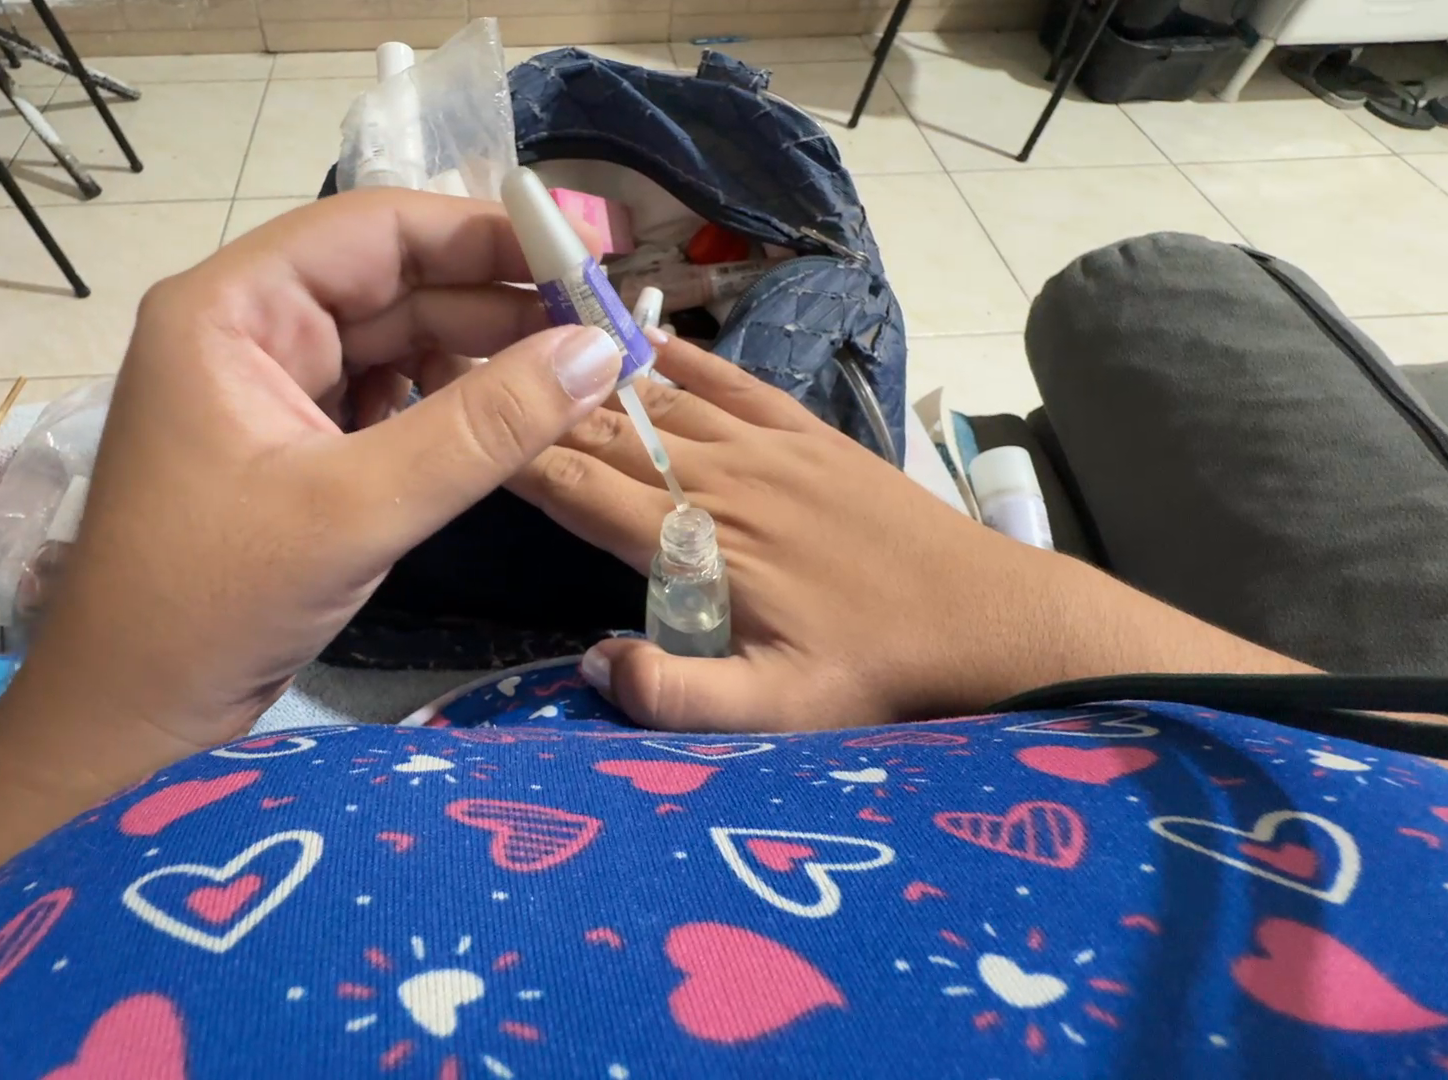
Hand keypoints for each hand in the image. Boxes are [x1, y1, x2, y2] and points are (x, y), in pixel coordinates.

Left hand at [5, 190, 623, 766]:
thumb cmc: (216, 601)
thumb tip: (600, 352)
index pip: (379, 230)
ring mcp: (277, 392)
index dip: (491, 231)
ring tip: (573, 376)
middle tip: (604, 330)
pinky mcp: (301, 447)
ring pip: (400, 347)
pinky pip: (391, 404)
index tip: (588, 251)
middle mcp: (254, 331)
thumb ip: (483, 427)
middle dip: (500, 306)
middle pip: (397, 287)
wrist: (136, 712)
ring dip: (483, 360)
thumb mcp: (359, 506)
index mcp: (235, 308)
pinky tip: (506, 423)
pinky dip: (451, 410)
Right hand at [512, 335, 1296, 730]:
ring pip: (657, 398)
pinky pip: (728, 380)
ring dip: (592, 375)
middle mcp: (717, 476)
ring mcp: (764, 444)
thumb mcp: (776, 710)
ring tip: (536, 342)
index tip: (462, 421)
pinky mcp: (804, 432)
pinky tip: (642, 338)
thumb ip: (676, 692)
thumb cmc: (873, 669)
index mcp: (694, 541)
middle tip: (477, 371)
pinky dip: (679, 357)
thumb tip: (591, 662)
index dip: (516, 457)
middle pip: (606, 433)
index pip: (579, 488)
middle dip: (534, 406)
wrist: (984, 618)